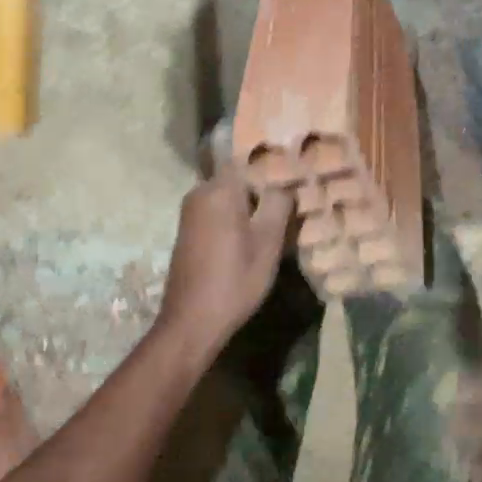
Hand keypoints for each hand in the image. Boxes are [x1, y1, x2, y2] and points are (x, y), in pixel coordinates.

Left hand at [156, 175, 295, 355]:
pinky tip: (252, 238)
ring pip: (228, 197)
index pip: (248, 160)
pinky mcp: (188, 231)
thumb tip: (285, 183)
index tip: (294, 177)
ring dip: (250, 207)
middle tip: (290, 204)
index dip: (272, 167)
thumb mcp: (268, 242)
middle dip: (262, 189)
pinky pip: (217, 212)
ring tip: (277, 222)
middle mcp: (199, 192)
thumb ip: (279, 204)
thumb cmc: (234, 279)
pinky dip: (235, 219)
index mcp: (218, 189)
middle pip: (238, 179)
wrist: (191, 321)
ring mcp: (190, 212)